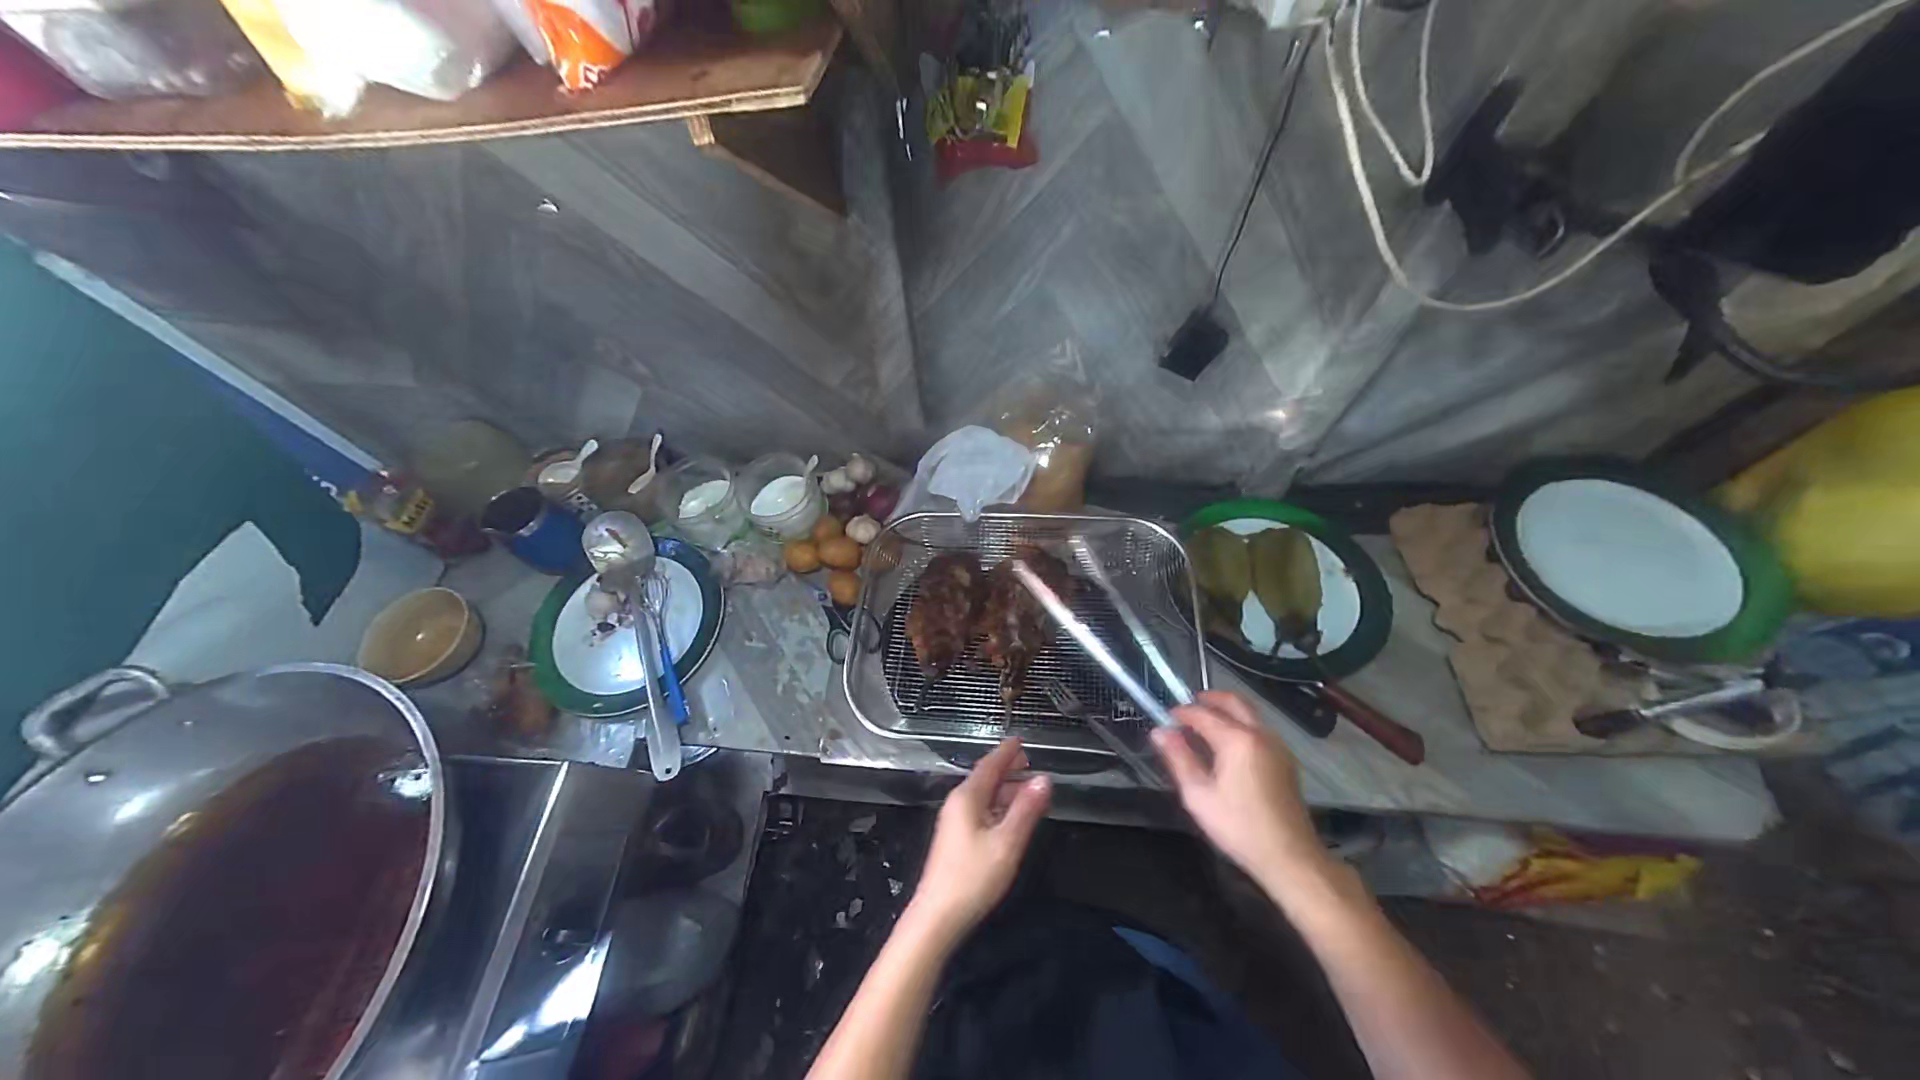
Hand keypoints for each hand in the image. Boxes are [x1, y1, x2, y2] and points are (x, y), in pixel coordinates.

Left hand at [904, 738, 1050, 943]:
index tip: (1021, 741)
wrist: (938, 917)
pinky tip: (1012, 818)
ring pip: (984, 796)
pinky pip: (981, 811)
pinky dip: (999, 807)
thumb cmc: (972, 877)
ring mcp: (955, 821)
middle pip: (986, 778)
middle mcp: (958, 804)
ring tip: (1030, 791)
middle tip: (1031, 764)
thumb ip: (1026, 809)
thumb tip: (1044, 779)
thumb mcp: (1007, 842)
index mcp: (967, 797)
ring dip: (1006, 790)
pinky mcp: (956, 838)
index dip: (1007, 752)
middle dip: (1009, 770)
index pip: (990, 764)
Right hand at [1153, 691, 1325, 885]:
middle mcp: (1260, 735)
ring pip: (1249, 714)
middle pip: (1234, 702)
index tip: (1164, 719)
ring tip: (1202, 727)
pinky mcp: (1285, 761)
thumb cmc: (1238, 826)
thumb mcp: (1198, 795)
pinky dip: (1240, 726)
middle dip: (1208, 699)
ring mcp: (1277, 747)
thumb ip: (1178, 758)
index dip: (1181, 713)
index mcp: (1237, 740)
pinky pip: (1259, 730)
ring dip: (1225, 712)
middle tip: (1187, 708)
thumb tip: (1160, 732)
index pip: (1203, 714)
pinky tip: (1226, 747)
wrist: (1290, 857)